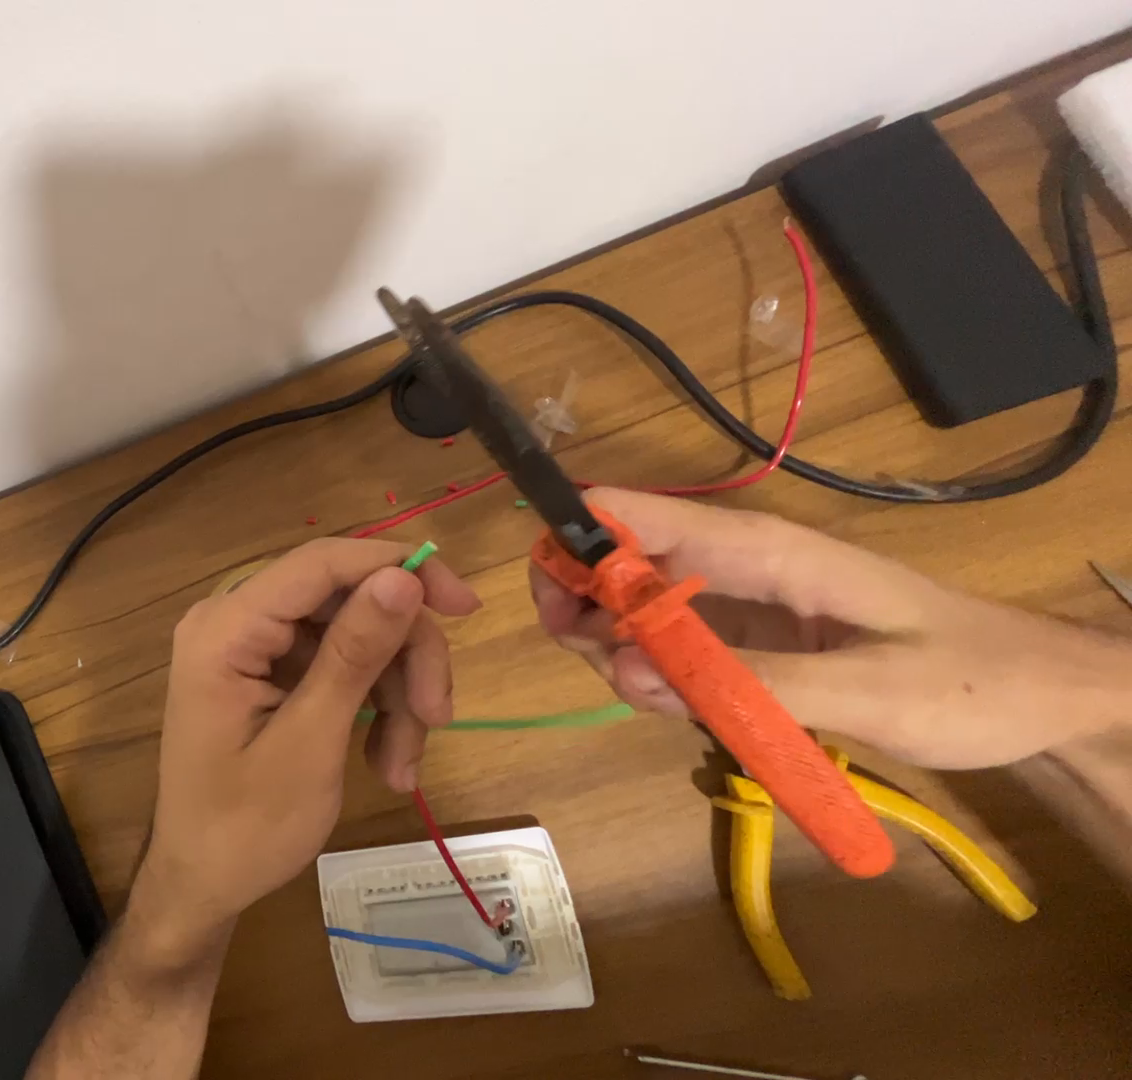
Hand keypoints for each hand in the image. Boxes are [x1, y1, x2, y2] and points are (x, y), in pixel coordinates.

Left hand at [130, 538, 479, 962]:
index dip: (397, 567)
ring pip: (352, 633)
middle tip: (437, 717)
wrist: (201, 883)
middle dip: (401, 654)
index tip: (465, 605)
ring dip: (393, 693)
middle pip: (344, 599)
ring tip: (403, 763)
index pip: (320, 562)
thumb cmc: (244, 828)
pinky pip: (337, 664)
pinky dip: (371, 706)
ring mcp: (250, 645)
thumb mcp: (309, 742)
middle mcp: (233, 620)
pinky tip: (386, 761)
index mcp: (225, 627)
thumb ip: (353, 653)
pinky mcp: (268, 671)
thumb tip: (403, 576)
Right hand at [532, 488, 1131, 770]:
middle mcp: (721, 562)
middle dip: (578, 607)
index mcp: (750, 546)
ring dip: (607, 646)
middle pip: (605, 560)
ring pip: (619, 605)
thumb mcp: (871, 689)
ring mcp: (722, 600)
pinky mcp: (729, 637)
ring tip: (649, 694)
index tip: (557, 609)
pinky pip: (653, 643)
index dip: (571, 544)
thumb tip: (623, 670)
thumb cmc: (974, 681)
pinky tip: (674, 701)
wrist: (1051, 698)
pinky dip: (641, 672)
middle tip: (600, 665)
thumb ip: (746, 683)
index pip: (625, 512)